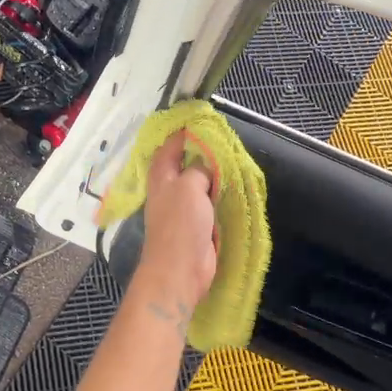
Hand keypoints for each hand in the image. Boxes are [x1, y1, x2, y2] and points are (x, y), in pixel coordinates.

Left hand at [132, 130, 219, 323]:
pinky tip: (231, 186)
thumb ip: (198, 170)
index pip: (169, 146)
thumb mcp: (189, 187)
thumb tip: (205, 165)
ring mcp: (181, 207)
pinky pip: (207, 201)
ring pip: (196, 182)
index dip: (182, 132)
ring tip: (230, 159)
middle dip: (199, 151)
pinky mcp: (195, 224)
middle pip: (183, 163)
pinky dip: (217, 192)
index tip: (200, 121)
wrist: (180, 269)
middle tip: (221, 140)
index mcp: (161, 176)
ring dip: (210, 172)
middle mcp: (168, 188)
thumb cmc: (180, 224)